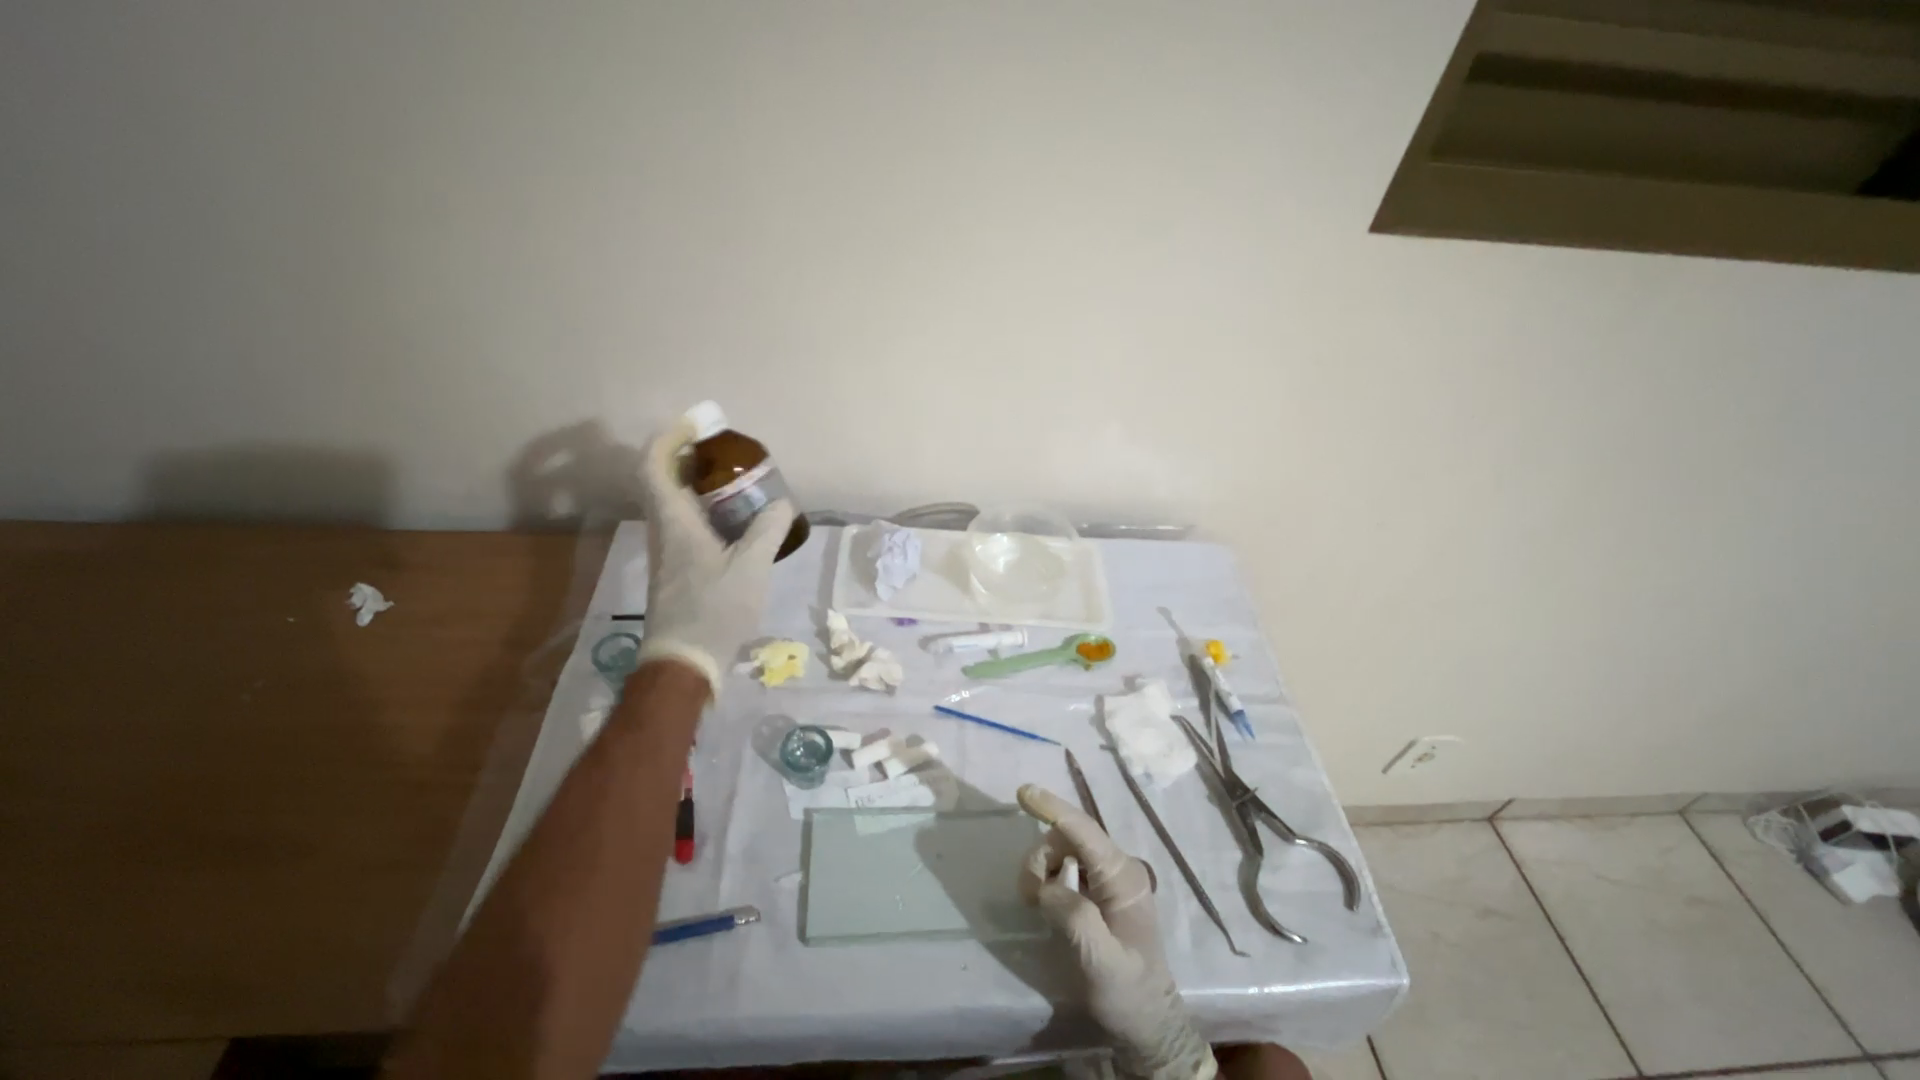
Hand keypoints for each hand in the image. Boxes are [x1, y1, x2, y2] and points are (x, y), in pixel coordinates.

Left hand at [634, 418, 793, 697]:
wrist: (684, 662)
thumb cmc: (713, 610)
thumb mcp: (751, 567)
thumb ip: (768, 530)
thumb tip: (783, 503)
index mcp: (674, 522)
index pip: (654, 465)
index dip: (670, 437)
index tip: (698, 424)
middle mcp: (664, 530)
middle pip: (662, 479)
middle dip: (687, 455)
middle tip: (723, 448)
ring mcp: (667, 552)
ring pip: (673, 503)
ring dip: (696, 483)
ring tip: (734, 478)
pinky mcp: (676, 570)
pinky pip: (684, 523)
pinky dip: (703, 509)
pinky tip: (733, 520)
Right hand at [1018, 785, 1217, 1079]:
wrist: (1147, 1024)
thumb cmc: (1127, 992)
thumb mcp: (1101, 961)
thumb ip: (1074, 917)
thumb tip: (1048, 886)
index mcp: (1123, 878)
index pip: (1084, 831)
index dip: (1053, 809)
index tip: (1023, 793)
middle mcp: (1119, 870)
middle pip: (1069, 839)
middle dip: (1041, 856)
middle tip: (1028, 896)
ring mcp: (1110, 882)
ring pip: (1064, 852)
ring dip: (1043, 869)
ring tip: (1035, 903)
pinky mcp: (1101, 895)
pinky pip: (1068, 869)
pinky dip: (1049, 878)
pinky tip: (1044, 902)